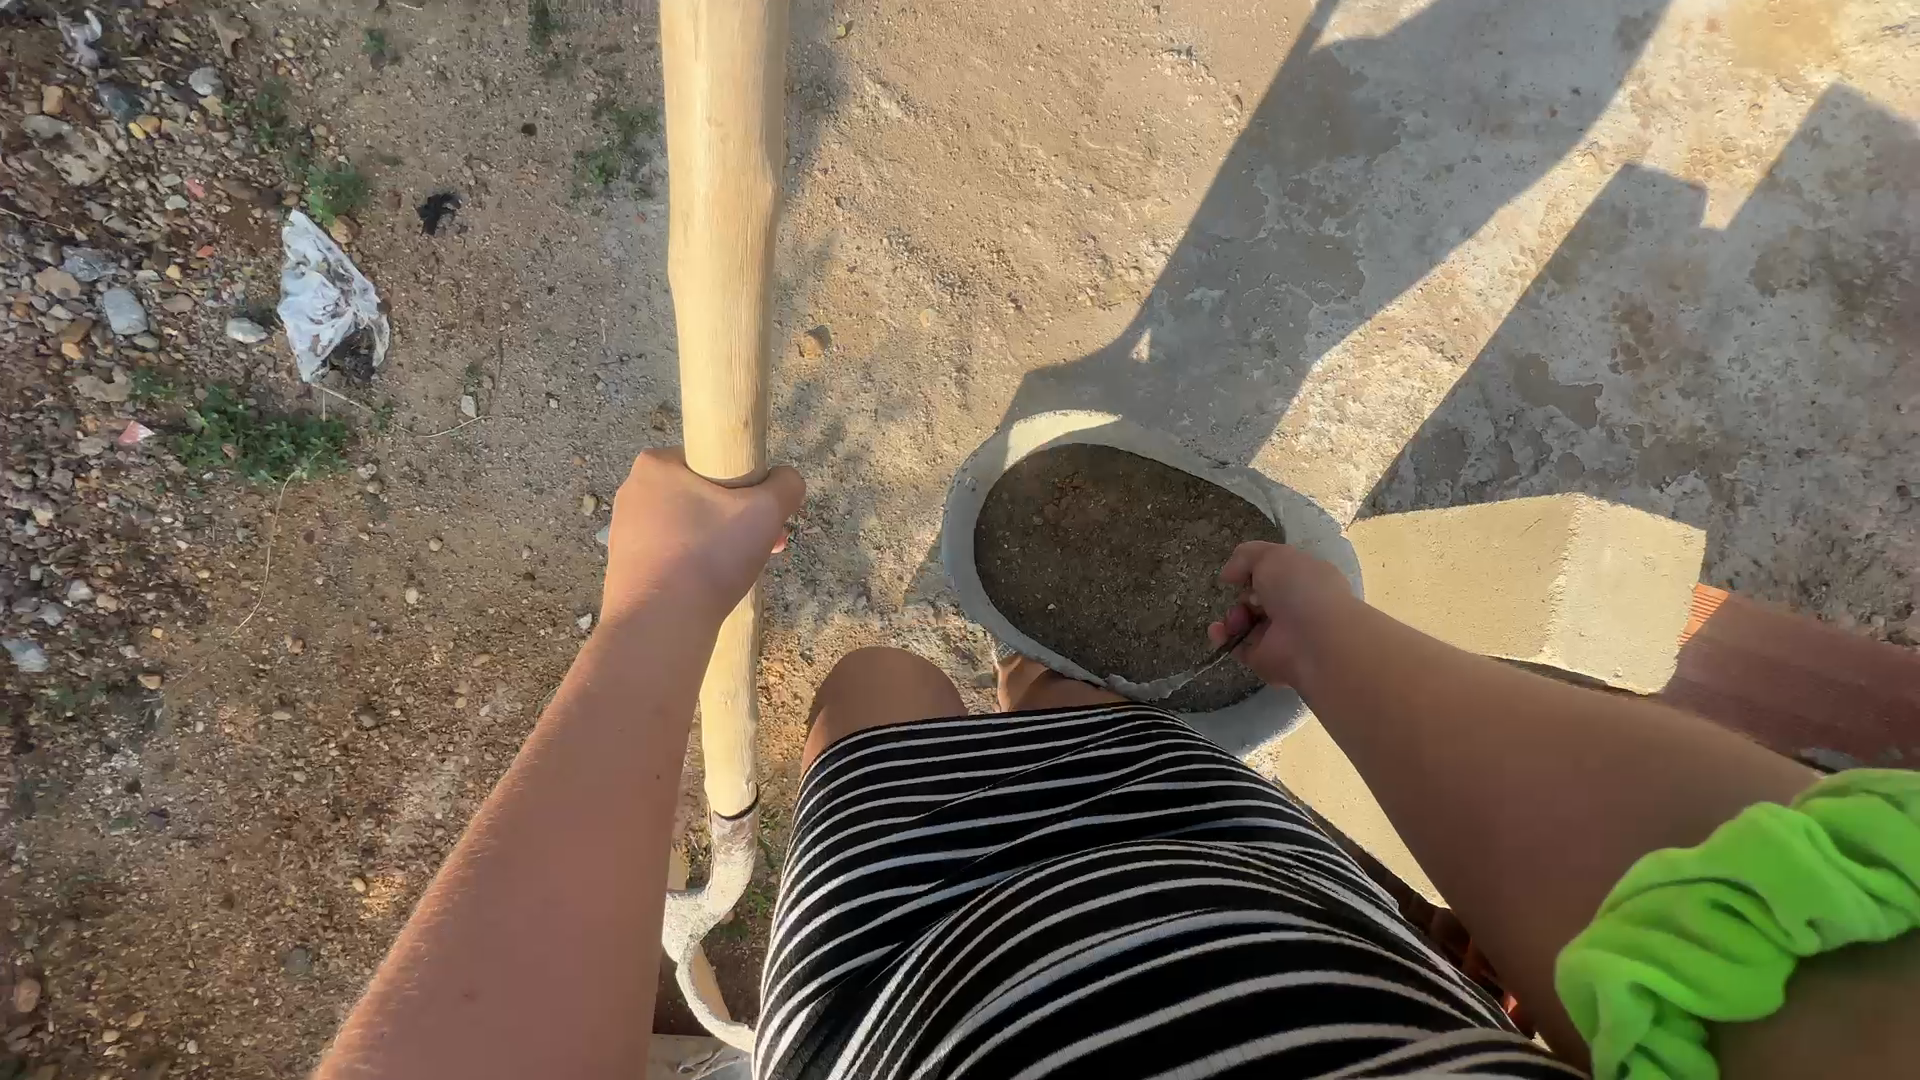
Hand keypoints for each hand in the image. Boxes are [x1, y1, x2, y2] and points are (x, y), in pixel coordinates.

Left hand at [601, 448, 804, 625]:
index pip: (712, 461)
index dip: (746, 486)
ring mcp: (624, 531)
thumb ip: (786, 485)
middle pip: (704, 496)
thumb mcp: (766, 510)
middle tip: (764, 546)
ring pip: (691, 527)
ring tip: (742, 571)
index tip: (765, 516)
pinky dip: (697, 566)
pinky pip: (673, 556)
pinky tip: (713, 587)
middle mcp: (632, 490)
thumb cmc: (711, 555)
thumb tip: (787, 481)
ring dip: (721, 543)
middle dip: (739, 519)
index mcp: (656, 464)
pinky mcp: (624, 566)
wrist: (661, 623)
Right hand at [1207, 541, 1356, 686]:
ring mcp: (1280, 635)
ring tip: (1236, 617)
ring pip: (1244, 621)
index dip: (1257, 570)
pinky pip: (1237, 645)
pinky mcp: (1264, 658)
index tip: (1244, 572)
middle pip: (1257, 597)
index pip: (1277, 574)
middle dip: (1243, 594)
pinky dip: (1222, 637)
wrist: (1314, 641)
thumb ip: (1246, 556)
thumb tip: (1228, 575)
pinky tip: (1218, 631)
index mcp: (1306, 580)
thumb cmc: (1299, 589)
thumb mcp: (1272, 556)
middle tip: (1249, 597)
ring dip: (1231, 615)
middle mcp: (1295, 607)